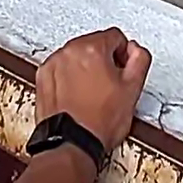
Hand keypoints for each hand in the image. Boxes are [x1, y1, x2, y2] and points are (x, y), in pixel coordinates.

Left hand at [35, 28, 149, 151]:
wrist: (72, 146)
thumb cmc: (98, 122)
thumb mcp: (133, 89)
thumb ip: (140, 58)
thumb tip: (135, 49)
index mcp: (92, 48)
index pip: (115, 37)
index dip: (124, 54)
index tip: (121, 71)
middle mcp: (69, 51)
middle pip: (94, 44)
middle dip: (103, 61)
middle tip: (108, 86)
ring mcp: (54, 64)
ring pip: (77, 56)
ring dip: (85, 69)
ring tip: (91, 94)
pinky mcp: (43, 78)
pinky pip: (61, 68)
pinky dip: (68, 78)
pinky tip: (76, 96)